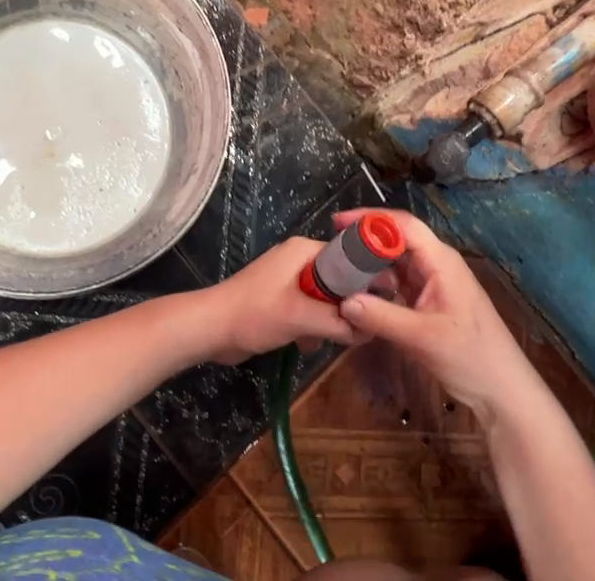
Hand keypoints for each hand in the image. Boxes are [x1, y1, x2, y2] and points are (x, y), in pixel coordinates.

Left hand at [199, 237, 359, 363]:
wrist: (210, 329)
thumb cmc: (254, 314)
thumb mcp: (301, 317)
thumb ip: (339, 322)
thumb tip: (372, 330)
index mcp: (304, 250)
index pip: (350, 257)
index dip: (368, 281)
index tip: (384, 306)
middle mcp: (299, 260)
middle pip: (340, 282)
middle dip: (344, 308)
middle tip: (351, 331)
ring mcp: (288, 280)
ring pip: (326, 300)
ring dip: (326, 323)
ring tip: (316, 340)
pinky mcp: (281, 300)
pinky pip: (310, 310)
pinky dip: (311, 327)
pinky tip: (303, 344)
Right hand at [335, 209, 544, 424]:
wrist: (501, 390)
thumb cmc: (470, 356)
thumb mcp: (422, 337)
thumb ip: (382, 316)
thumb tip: (342, 301)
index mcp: (441, 261)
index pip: (403, 225)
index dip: (370, 219)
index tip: (338, 222)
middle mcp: (436, 265)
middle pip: (397, 240)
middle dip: (365, 240)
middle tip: (331, 247)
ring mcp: (433, 284)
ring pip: (395, 262)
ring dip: (369, 263)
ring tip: (337, 268)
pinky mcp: (429, 303)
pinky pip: (398, 283)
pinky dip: (377, 283)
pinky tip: (357, 292)